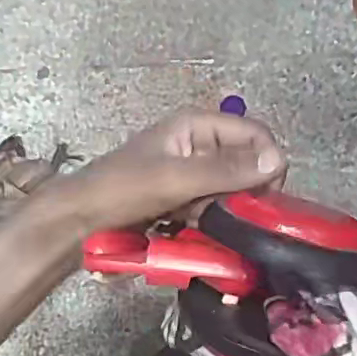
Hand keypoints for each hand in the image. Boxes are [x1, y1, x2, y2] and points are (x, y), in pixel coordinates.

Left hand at [47, 110, 286, 233]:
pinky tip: (186, 229)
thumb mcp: (174, 178)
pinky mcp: (181, 200)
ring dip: (221, 211)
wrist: (79, 220)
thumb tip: (277, 160)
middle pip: (245, 165)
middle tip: (224, 214)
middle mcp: (197, 145)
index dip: (267, 162)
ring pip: (229, 192)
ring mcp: (189, 174)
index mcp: (196, 126)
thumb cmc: (121, 190)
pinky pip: (210, 209)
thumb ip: (225, 170)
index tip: (267, 198)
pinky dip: (206, 221)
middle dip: (241, 192)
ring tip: (194, 221)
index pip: (255, 134)